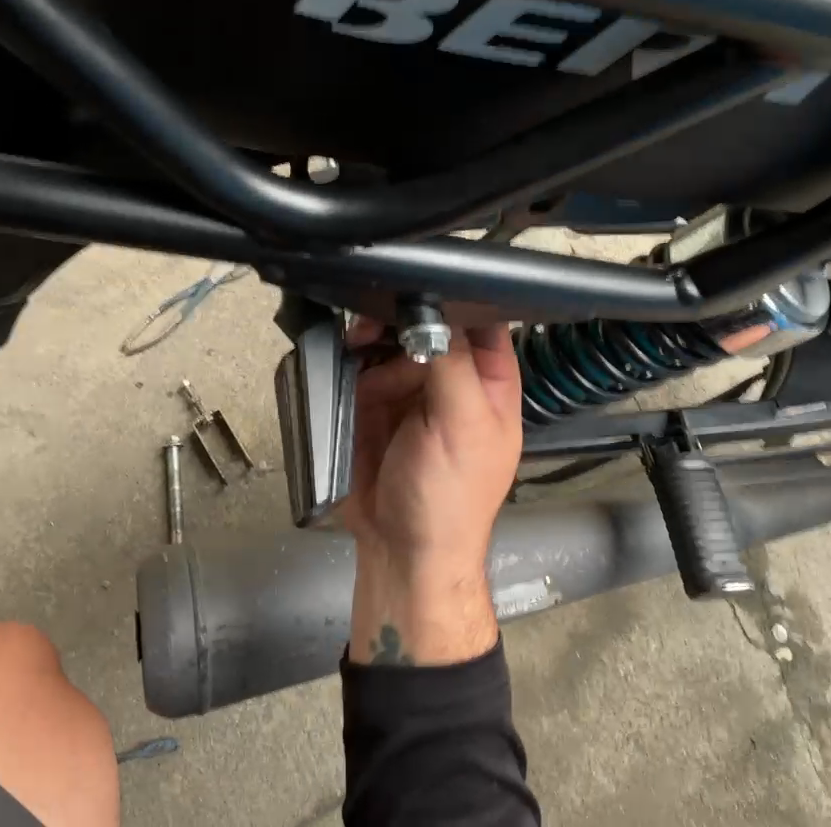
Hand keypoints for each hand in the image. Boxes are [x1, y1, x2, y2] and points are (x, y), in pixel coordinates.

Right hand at [343, 320, 523, 665]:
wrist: (400, 551)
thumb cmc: (449, 498)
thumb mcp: (461, 423)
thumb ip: (451, 362)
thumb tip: (431, 309)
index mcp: (488, 380)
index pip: (479, 319)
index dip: (455, 295)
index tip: (422, 279)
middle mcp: (451, 378)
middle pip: (426, 322)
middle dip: (400, 314)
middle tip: (374, 317)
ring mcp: (409, 390)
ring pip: (388, 340)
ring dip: (369, 334)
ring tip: (354, 342)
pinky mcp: (371, 403)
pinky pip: (359, 366)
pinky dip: (348, 358)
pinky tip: (342, 358)